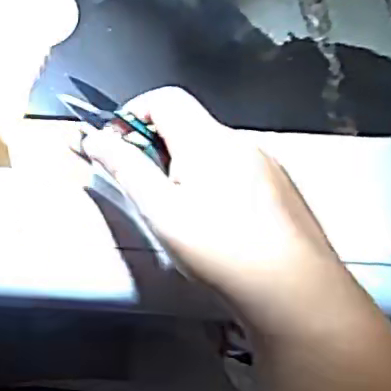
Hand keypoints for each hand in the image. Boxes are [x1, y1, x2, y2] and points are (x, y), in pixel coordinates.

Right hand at [80, 87, 352, 327]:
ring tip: (174, 213)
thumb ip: (124, 168)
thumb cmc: (225, 252)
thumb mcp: (158, 210)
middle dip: (152, 149)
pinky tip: (208, 224)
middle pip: (184, 125)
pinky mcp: (277, 189)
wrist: (293, 291)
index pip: (163, 99)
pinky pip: (231, 171)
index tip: (116, 146)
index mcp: (208, 141)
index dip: (131, 116)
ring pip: (208, 151)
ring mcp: (264, 165)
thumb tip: (96, 140)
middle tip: (140, 187)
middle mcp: (240, 144)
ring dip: (181, 169)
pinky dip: (209, 185)